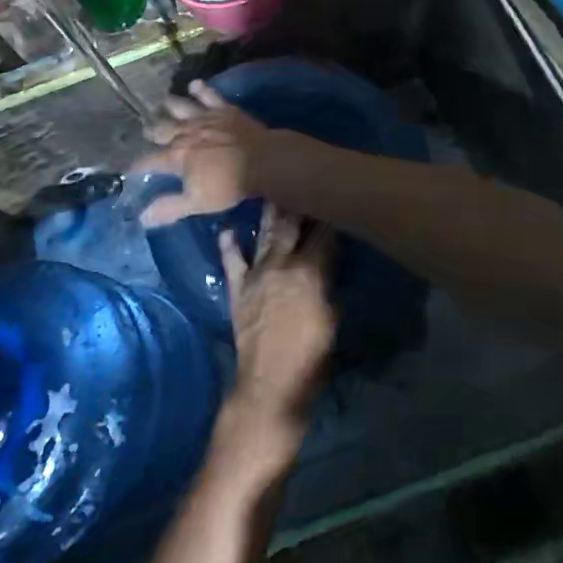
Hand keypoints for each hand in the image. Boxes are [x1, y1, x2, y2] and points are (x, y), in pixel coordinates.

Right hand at [132, 80, 272, 226]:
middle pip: (162, 130)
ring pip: (181, 107)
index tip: (129, 170)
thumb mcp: (197, 202)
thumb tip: (142, 217)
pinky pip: (208, 95)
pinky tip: (195, 83)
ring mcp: (204, 118)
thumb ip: (169, 208)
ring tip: (162, 102)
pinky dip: (200, 89)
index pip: (149, 162)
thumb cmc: (229, 185)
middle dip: (152, 131)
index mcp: (176, 157)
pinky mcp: (224, 109)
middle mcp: (185, 133)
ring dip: (170, 105)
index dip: (137, 167)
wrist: (262, 160)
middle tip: (146, 131)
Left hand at [221, 202, 337, 416]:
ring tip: (272, 189)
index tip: (333, 191)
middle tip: (301, 177)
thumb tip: (331, 263)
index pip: (324, 234)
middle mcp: (282, 264)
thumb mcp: (334, 319)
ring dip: (270, 213)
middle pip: (292, 226)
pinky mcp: (239, 289)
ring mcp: (256, 274)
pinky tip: (228, 229)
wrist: (269, 385)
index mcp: (310, 272)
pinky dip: (230, 244)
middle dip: (298, 201)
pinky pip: (232, 261)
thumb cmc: (312, 358)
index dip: (330, 213)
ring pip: (265, 235)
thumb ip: (331, 285)